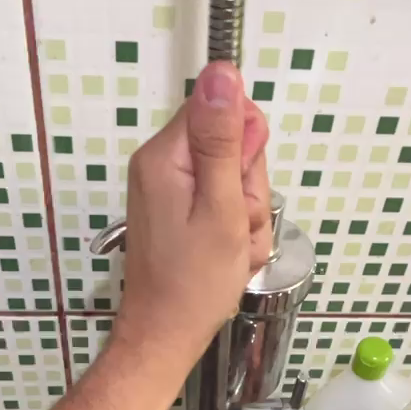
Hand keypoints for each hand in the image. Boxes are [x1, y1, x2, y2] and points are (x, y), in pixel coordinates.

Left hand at [110, 61, 271, 359]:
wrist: (166, 336)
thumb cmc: (193, 285)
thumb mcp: (220, 209)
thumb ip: (223, 141)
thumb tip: (222, 73)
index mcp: (166, 158)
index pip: (221, 111)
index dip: (245, 150)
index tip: (239, 191)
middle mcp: (162, 167)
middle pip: (230, 146)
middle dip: (248, 190)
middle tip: (237, 229)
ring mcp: (169, 192)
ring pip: (233, 180)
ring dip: (246, 217)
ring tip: (232, 249)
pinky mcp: (177, 213)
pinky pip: (221, 206)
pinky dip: (234, 231)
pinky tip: (227, 257)